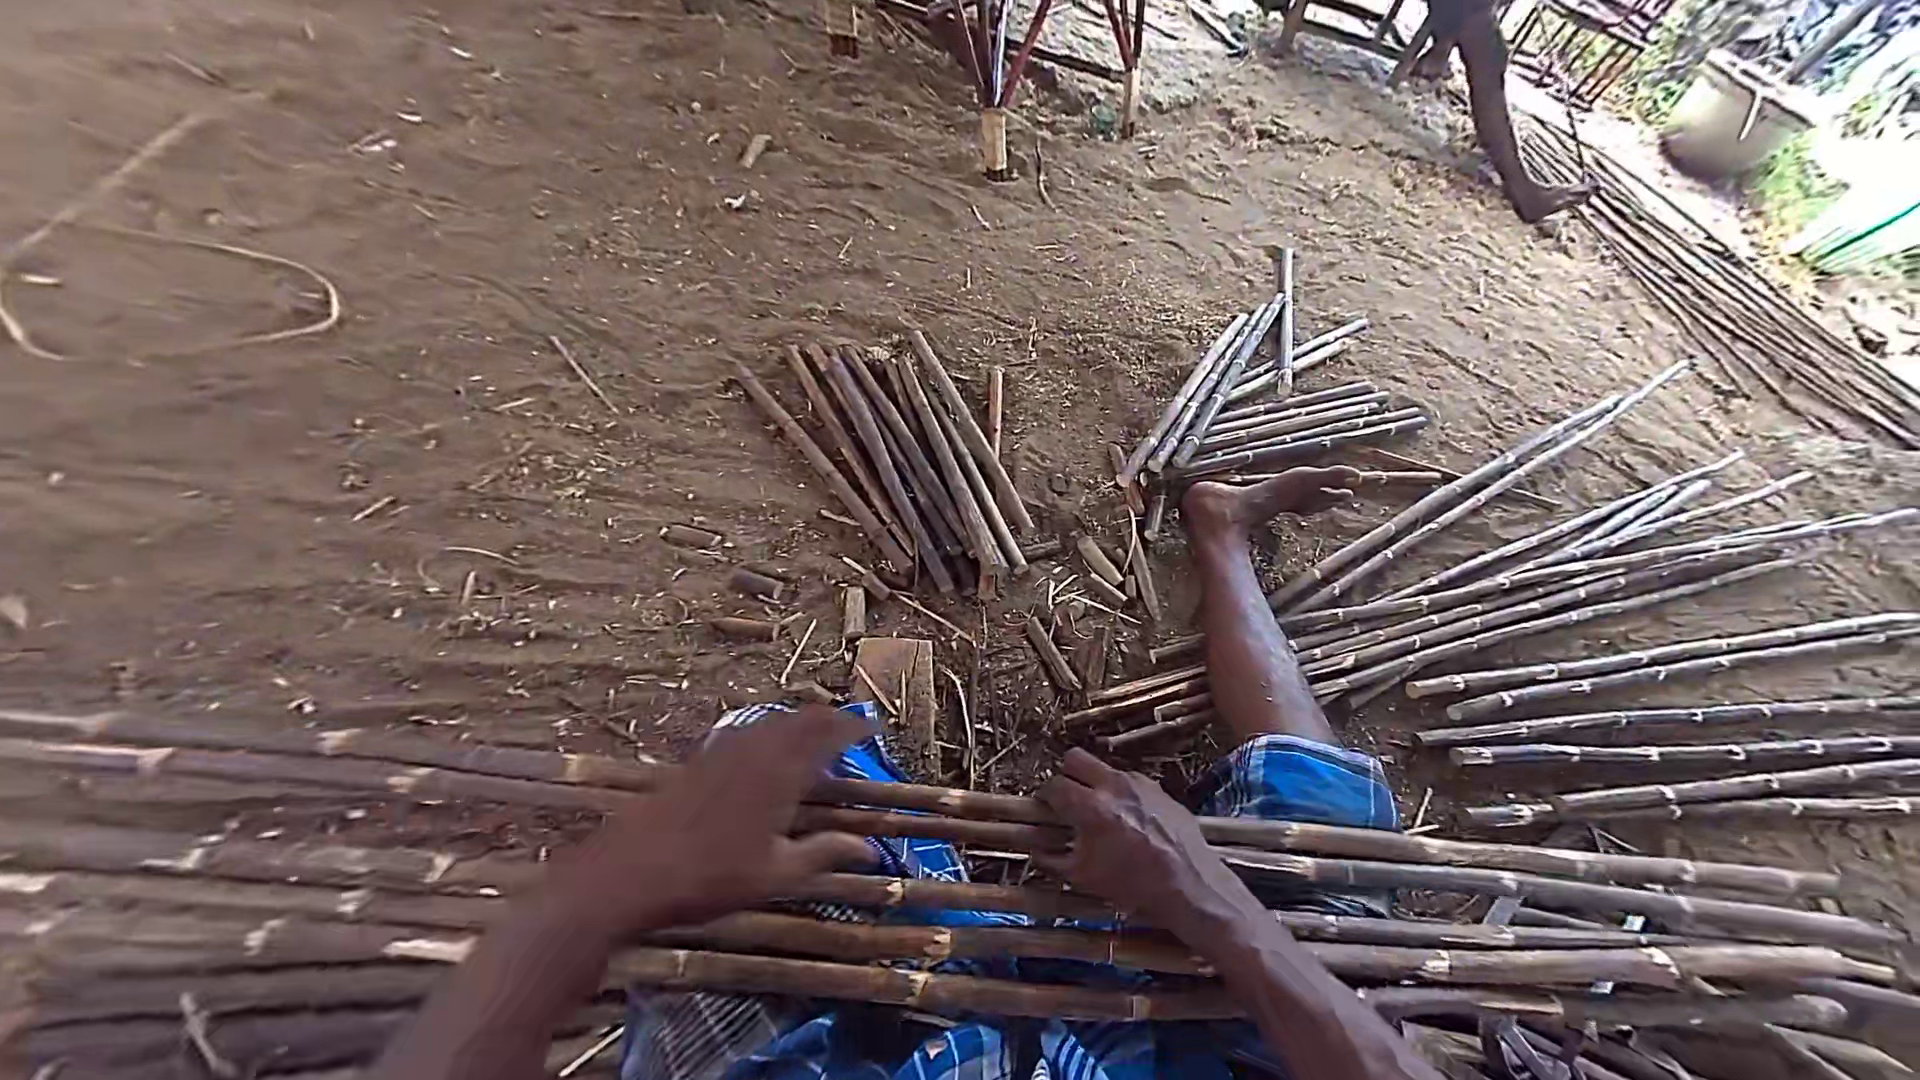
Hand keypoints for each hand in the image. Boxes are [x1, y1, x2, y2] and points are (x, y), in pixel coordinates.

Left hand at [538, 704, 876, 938]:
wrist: (624, 874)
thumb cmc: (710, 877)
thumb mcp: (776, 874)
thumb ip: (826, 853)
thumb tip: (873, 849)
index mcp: (782, 769)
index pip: (828, 732)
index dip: (854, 726)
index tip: (873, 727)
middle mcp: (757, 748)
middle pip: (802, 718)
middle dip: (830, 718)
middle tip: (849, 729)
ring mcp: (725, 749)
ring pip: (774, 721)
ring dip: (800, 723)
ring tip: (815, 737)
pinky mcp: (701, 759)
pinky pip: (750, 732)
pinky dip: (772, 734)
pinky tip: (767, 755)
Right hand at [1035, 748, 1261, 936]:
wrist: (1191, 888)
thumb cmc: (1134, 886)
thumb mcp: (1085, 878)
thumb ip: (1052, 860)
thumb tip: (1035, 848)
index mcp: (1091, 807)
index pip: (1054, 785)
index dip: (1046, 796)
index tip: (1047, 808)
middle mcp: (1113, 786)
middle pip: (1075, 757)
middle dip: (1067, 774)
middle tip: (1070, 798)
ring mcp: (1139, 783)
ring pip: (1104, 768)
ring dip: (1096, 783)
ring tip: (1103, 811)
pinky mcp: (1159, 788)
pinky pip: (1131, 780)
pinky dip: (1123, 793)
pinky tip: (1131, 819)